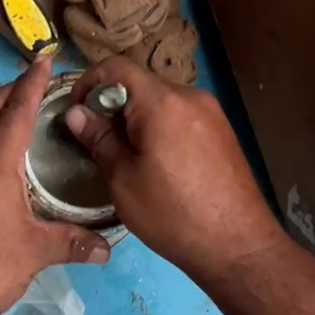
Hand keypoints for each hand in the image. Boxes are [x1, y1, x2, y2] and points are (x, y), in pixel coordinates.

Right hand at [63, 56, 282, 282]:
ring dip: (137, 117)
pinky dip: (161, 126)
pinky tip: (158, 161)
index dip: (89, 82)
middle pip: (140, 84)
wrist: (240, 246)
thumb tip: (75, 112)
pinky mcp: (222, 129)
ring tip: (127, 155)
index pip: (117, 67)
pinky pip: (181, 114)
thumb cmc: (173, 215)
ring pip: (161, 100)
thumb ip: (99, 139)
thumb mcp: (124, 180)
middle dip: (113, 104)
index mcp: (162, 102)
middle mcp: (190, 96)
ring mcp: (211, 112)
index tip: (77, 113)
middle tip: (98, 140)